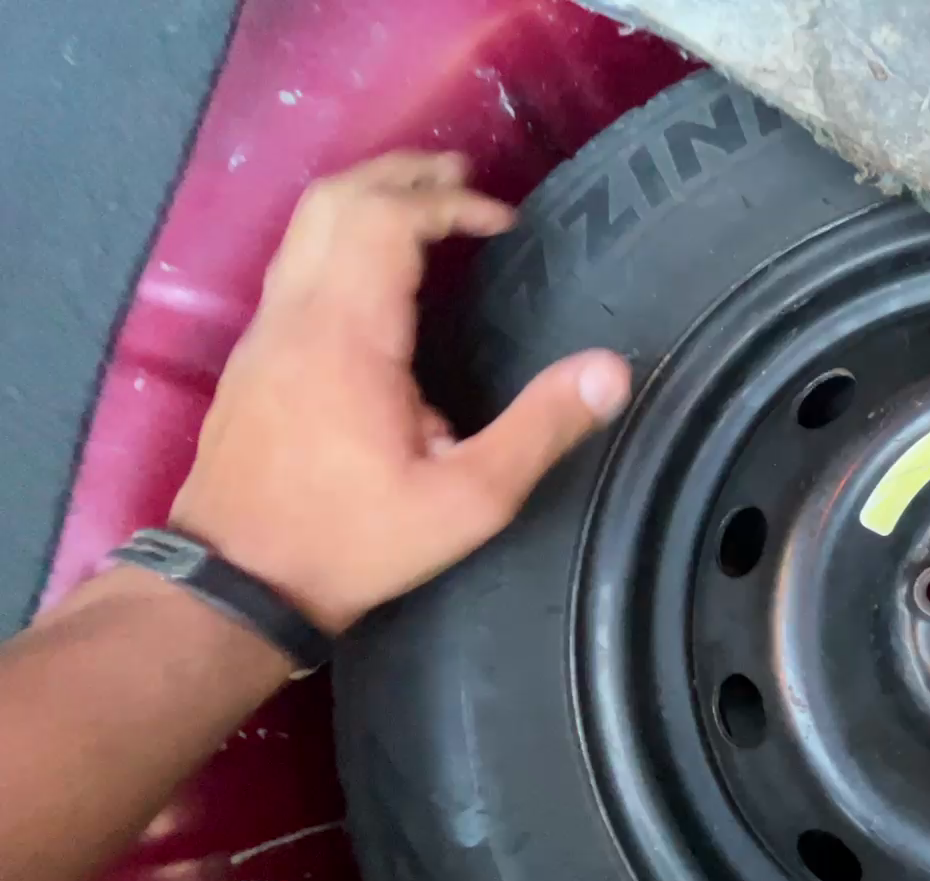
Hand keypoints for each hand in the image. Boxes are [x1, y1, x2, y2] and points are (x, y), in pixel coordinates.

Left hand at [168, 151, 630, 633]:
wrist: (241, 578)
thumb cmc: (363, 538)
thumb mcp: (476, 496)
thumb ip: (543, 426)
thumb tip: (612, 370)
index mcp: (350, 338)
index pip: (386, 223)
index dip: (448, 204)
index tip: (506, 222)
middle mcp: (298, 317)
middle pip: (336, 202)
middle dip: (403, 177)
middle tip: (466, 177)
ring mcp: (268, 332)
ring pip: (306, 226)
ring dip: (371, 199)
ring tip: (431, 201)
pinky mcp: (261, 355)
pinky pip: (301, 260)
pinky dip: (349, 235)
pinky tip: (387, 265)